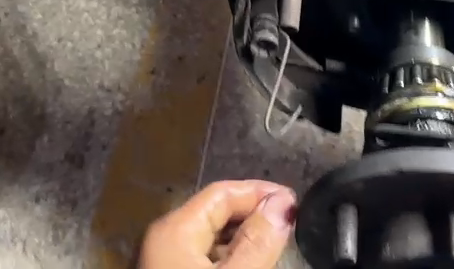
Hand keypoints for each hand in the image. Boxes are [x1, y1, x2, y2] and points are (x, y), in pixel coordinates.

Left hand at [135, 180, 296, 268]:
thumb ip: (256, 242)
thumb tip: (283, 203)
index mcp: (173, 226)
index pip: (223, 191)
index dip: (261, 192)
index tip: (293, 202)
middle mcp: (162, 238)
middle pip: (215, 213)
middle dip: (253, 214)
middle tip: (287, 222)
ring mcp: (160, 261)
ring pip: (209, 238)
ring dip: (241, 238)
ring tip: (272, 244)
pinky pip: (200, 257)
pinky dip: (226, 257)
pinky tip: (245, 263)